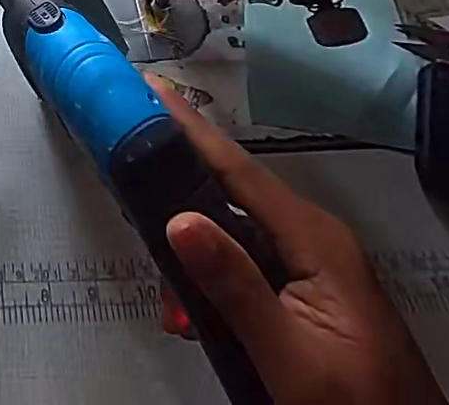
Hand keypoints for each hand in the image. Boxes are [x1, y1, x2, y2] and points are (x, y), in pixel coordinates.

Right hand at [148, 76, 445, 404]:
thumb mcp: (292, 359)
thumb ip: (235, 288)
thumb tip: (179, 220)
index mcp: (316, 238)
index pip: (238, 167)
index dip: (191, 126)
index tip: (153, 89)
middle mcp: (312, 235)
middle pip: (229, 193)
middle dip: (179, 201)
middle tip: (133, 197)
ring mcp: (310, 260)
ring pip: (232, 232)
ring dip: (195, 257)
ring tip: (174, 303)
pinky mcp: (304, 285)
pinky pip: (245, 260)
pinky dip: (214, 278)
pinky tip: (198, 315)